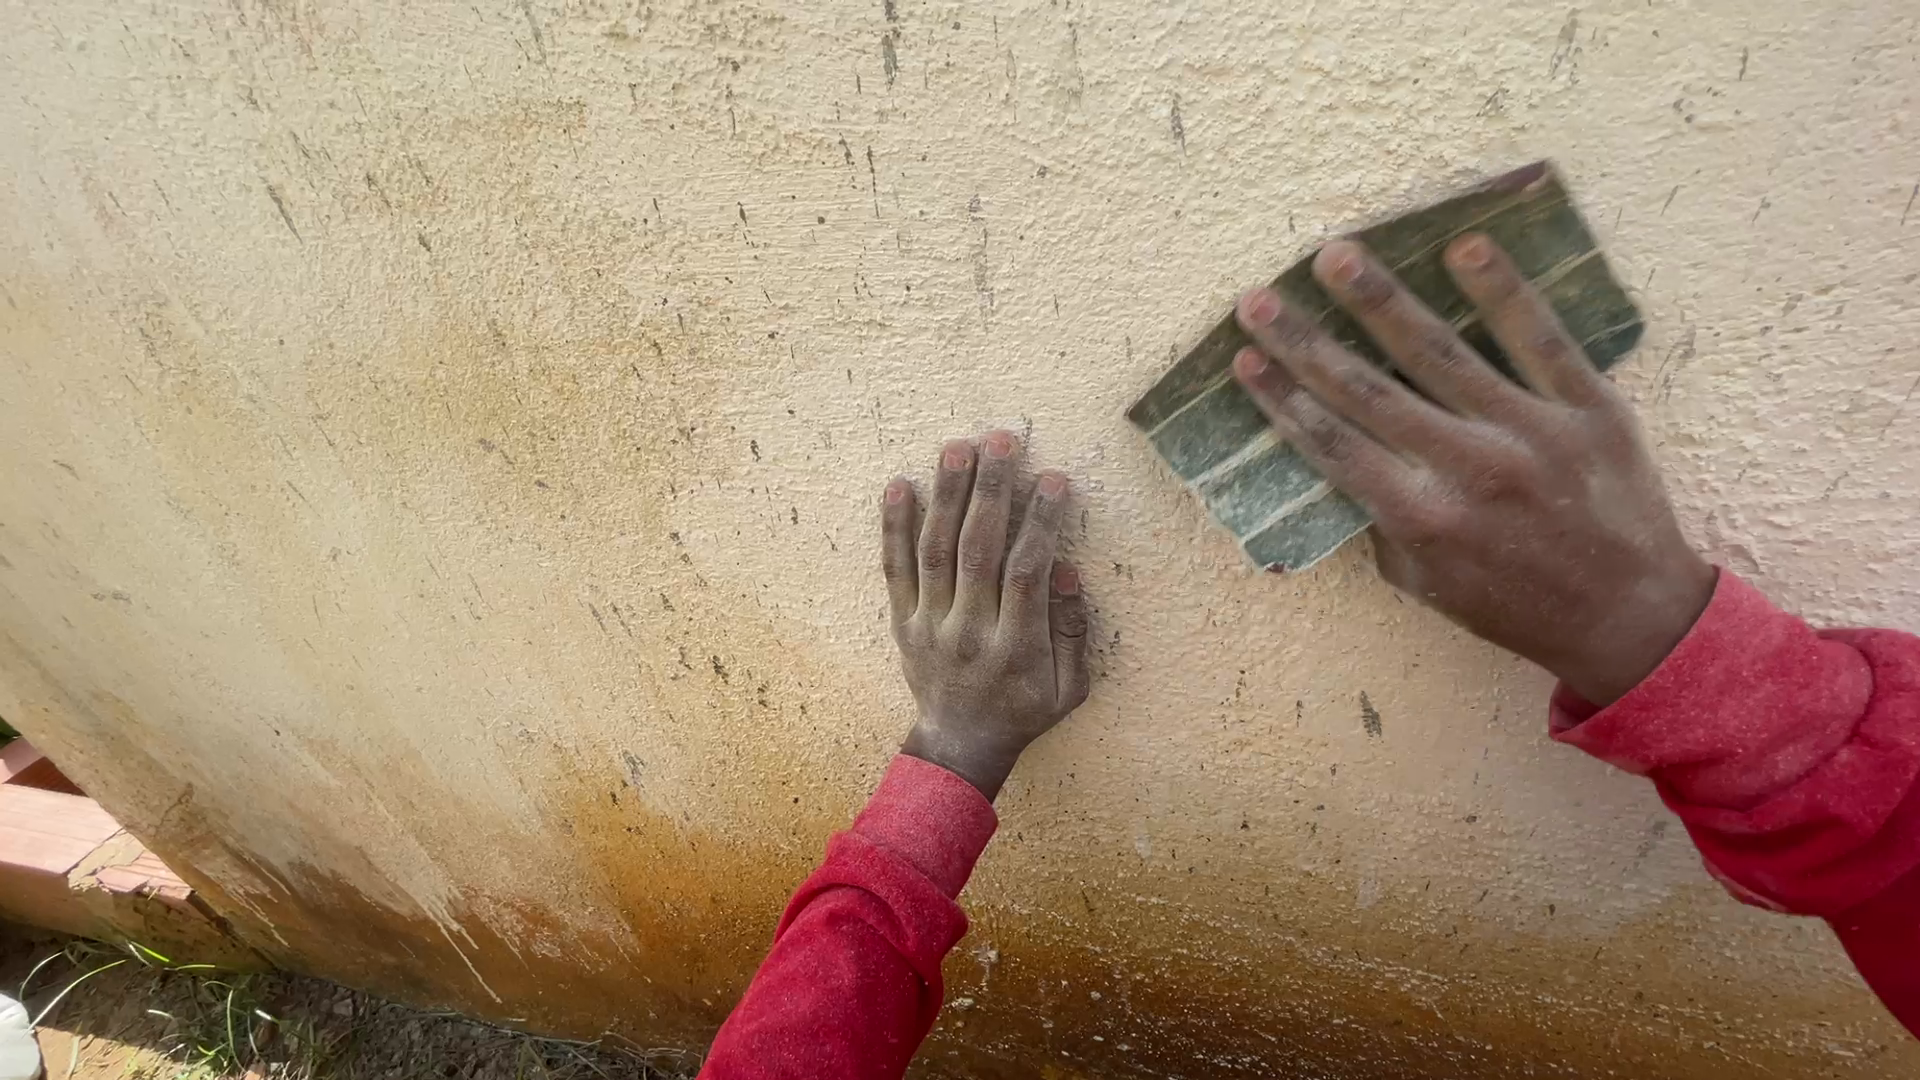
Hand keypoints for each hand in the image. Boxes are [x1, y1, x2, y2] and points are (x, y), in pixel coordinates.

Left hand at [880, 431, 1091, 799]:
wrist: (960, 744)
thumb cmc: (1023, 711)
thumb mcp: (1070, 689)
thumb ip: (1073, 631)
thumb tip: (1066, 569)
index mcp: (1015, 648)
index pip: (1026, 572)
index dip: (1040, 522)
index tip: (1052, 478)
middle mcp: (968, 632)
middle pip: (977, 550)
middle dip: (991, 490)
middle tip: (1000, 440)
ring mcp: (929, 625)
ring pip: (935, 551)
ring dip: (945, 495)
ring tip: (956, 448)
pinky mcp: (903, 622)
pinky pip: (895, 570)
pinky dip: (893, 528)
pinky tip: (898, 485)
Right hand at [1231, 235, 1714, 705]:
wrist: (1630, 619)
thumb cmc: (1505, 604)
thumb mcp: (1417, 580)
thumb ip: (1375, 519)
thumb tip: (1338, 460)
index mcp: (1419, 516)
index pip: (1331, 443)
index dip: (1280, 399)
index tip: (1244, 359)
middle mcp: (1466, 467)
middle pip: (1367, 391)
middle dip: (1304, 342)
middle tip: (1259, 300)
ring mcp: (1531, 432)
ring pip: (1439, 353)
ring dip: (1379, 301)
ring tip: (1336, 256)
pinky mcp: (1591, 409)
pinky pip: (1541, 340)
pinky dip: (1502, 294)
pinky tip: (1465, 249)